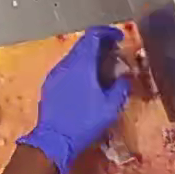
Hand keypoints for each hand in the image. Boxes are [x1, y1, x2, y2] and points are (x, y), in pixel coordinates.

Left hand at [17, 25, 132, 173]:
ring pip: (74, 57)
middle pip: (83, 44)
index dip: (108, 32)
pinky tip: (86, 82)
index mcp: (82, 63)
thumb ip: (121, 87)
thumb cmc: (84, 122)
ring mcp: (55, 74)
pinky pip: (66, 69)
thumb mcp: (110, 107)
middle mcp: (66, 64)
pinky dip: (79, 68)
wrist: (53, 140)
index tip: (119, 38)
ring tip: (102, 69)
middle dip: (100, 45)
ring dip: (89, 57)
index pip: (93, 35)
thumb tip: (125, 76)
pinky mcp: (49, 85)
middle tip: (114, 53)